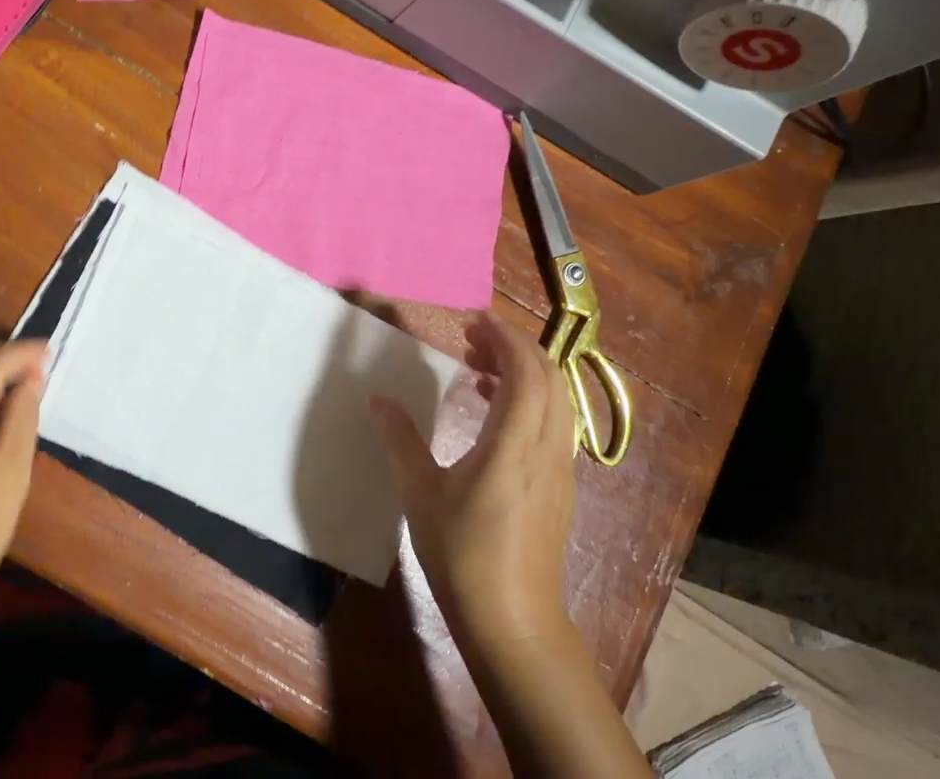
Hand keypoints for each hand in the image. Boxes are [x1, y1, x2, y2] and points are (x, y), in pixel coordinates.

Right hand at [372, 314, 577, 646]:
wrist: (511, 617)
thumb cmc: (461, 553)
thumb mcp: (419, 493)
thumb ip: (400, 440)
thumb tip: (378, 399)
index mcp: (514, 446)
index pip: (525, 373)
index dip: (504, 339)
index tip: (471, 323)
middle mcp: (547, 450)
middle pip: (550, 379)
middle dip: (516, 349)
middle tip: (471, 341)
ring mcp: (561, 470)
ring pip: (557, 402)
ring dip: (525, 374)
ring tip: (478, 371)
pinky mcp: (560, 488)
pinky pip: (554, 425)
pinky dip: (530, 402)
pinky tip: (492, 416)